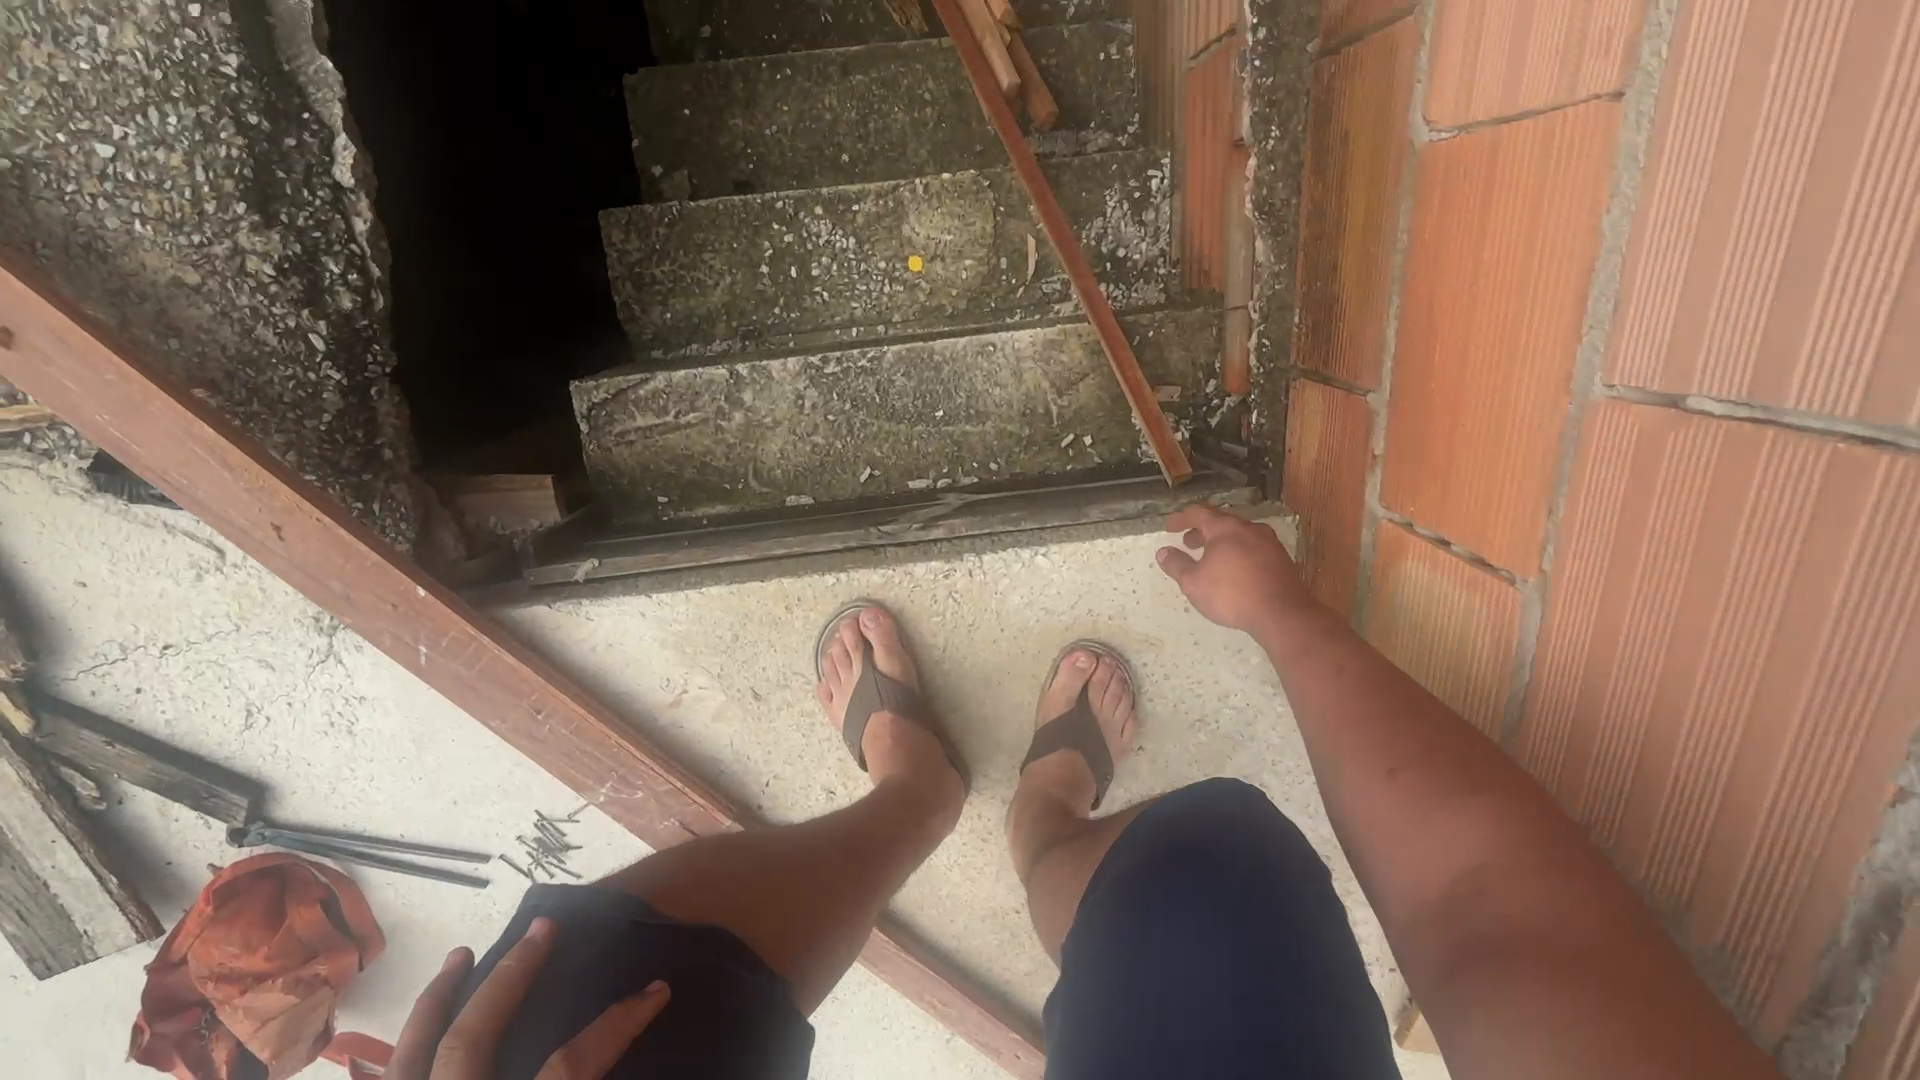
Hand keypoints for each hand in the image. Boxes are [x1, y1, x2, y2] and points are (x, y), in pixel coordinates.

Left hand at [388, 918, 670, 1079]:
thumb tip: (624, 1053)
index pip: (570, 1069)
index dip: (616, 1026)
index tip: (655, 992)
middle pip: (471, 1040)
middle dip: (510, 978)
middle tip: (544, 928)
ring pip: (408, 1056)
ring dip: (437, 1001)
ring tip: (459, 956)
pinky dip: (398, 1052)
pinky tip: (412, 1035)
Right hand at [1156, 504, 1315, 635]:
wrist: (1281, 613)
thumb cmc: (1231, 594)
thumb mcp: (1193, 582)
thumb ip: (1176, 565)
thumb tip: (1163, 552)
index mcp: (1225, 528)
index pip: (1199, 513)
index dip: (1181, 518)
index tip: (1169, 527)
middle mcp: (1249, 529)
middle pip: (1221, 523)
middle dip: (1202, 532)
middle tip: (1189, 544)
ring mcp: (1269, 543)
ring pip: (1239, 536)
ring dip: (1221, 544)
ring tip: (1211, 559)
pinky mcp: (1281, 560)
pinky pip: (1253, 549)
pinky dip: (1238, 554)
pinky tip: (1234, 572)